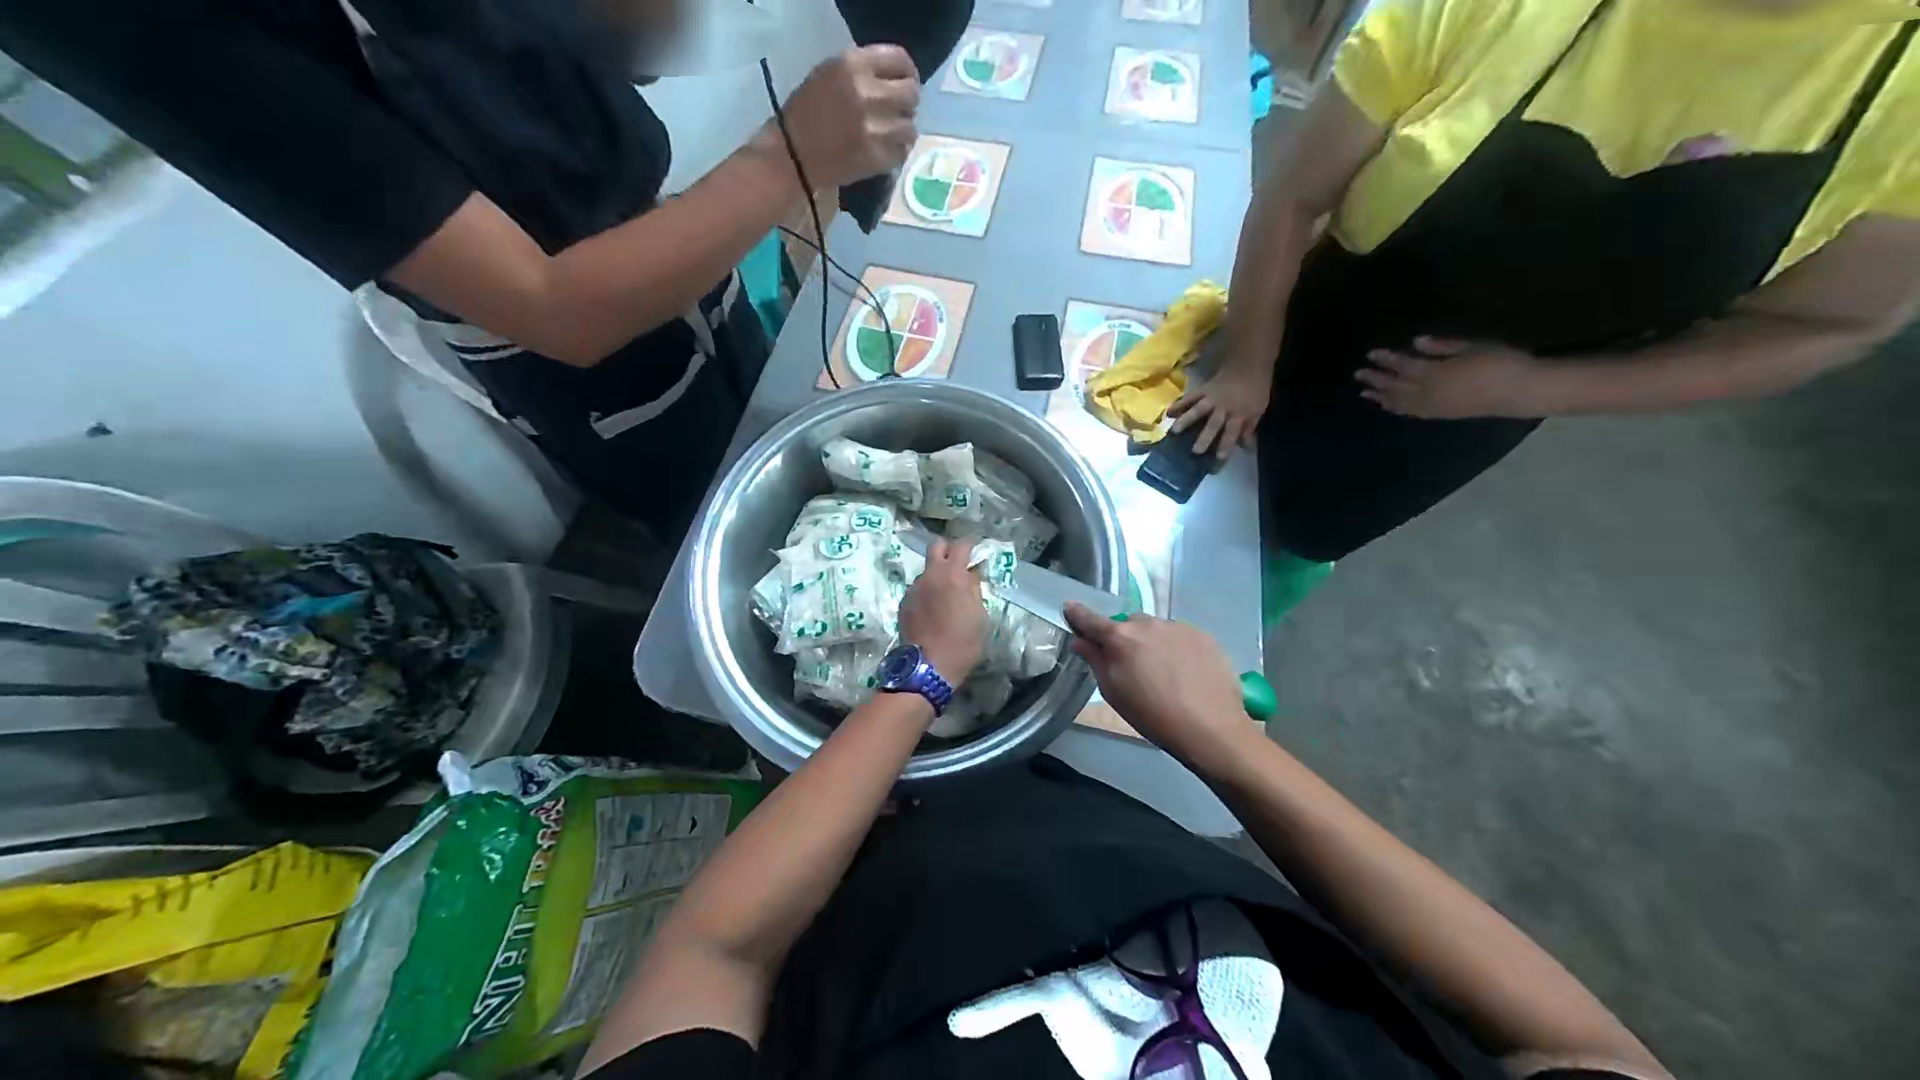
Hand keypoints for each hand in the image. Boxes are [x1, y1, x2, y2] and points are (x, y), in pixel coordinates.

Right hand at [762, 46, 919, 190]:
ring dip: (902, 131)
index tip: (906, 81)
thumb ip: (864, 72)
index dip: (908, 72)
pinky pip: (901, 152)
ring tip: (888, 134)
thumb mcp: (830, 74)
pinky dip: (896, 152)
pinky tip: (883, 150)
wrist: (792, 155)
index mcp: (853, 66)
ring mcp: (875, 129)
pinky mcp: (877, 158)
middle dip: (907, 103)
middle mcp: (868, 94)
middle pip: (911, 94)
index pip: (900, 60)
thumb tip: (895, 80)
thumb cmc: (807, 112)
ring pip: (910, 127)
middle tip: (897, 112)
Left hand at [899, 538, 984, 679]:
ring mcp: (914, 588)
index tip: (976, 550)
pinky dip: (927, 591)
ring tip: (945, 595)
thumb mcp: (980, 615)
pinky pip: (918, 588)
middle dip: (948, 550)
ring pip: (927, 570)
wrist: (928, 666)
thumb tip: (971, 573)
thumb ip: (974, 588)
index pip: (961, 545)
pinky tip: (933, 609)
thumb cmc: (962, 642)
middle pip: (936, 546)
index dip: (970, 544)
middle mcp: (930, 575)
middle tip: (958, 564)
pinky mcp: (904, 602)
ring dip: (937, 575)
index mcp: (953, 575)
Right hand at [1062, 604, 1254, 768]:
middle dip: (1124, 637)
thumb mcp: (1114, 693)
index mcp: (1120, 638)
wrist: (1210, 727)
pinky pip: (1180, 636)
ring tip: (1163, 671)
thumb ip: (1096, 661)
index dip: (1078, 614)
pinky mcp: (1203, 635)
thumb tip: (1082, 642)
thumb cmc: (1152, 715)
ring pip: (1156, 629)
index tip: (1069, 607)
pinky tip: (1185, 671)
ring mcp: (1178, 627)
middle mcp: (1148, 624)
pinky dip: (1176, 648)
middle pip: (1127, 624)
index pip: (1091, 620)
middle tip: (1130, 663)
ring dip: (1152, 642)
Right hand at [1167, 360, 1271, 460]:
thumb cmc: (1255, 389)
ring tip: (1174, 431)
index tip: (1219, 458)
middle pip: (1213, 424)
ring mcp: (1212, 399)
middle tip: (1195, 451)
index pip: (1232, 432)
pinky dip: (1179, 404)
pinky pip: (1190, 398)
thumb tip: (1245, 446)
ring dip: (1186, 421)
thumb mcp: (1258, 409)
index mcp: (1239, 414)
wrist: (1249, 364)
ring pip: (1198, 411)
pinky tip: (1169, 412)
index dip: (1226, 444)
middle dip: (1205, 437)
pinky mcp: (1203, 390)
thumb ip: (1250, 427)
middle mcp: (1223, 409)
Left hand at [1356, 336, 1547, 418]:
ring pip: (1398, 402)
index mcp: (1435, 372)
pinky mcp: (1440, 415)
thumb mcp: (1473, 346)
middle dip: (1375, 379)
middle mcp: (1428, 391)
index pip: (1403, 365)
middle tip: (1358, 374)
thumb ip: (1442, 346)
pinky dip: (1395, 408)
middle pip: (1394, 385)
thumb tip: (1416, 341)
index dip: (1386, 359)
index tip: (1371, 354)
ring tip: (1364, 393)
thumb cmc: (1502, 362)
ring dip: (1380, 396)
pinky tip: (1387, 406)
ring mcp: (1433, 405)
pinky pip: (1411, 413)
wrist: (1521, 391)